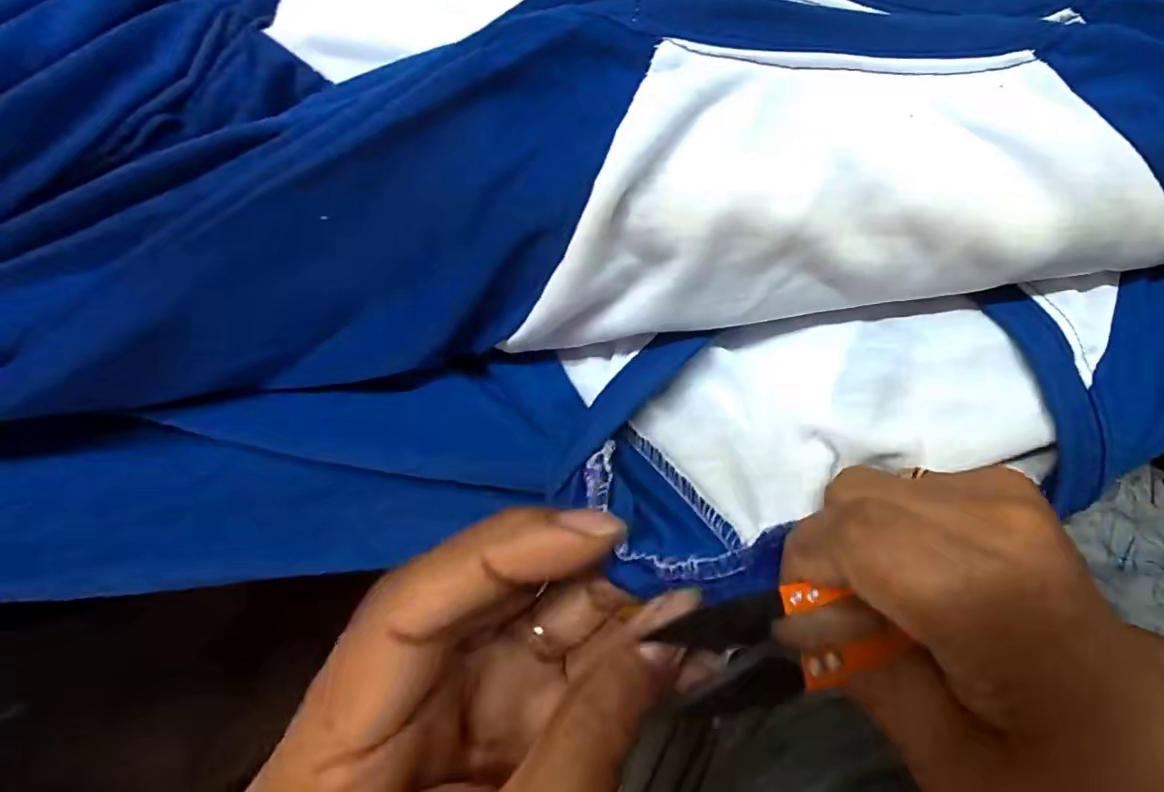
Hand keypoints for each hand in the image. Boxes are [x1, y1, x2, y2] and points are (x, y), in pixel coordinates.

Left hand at [251, 507, 702, 791]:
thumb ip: (590, 732)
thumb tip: (675, 626)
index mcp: (341, 750)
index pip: (408, 609)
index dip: (506, 550)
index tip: (607, 532)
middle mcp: (409, 707)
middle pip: (491, 601)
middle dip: (590, 567)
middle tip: (675, 550)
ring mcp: (474, 713)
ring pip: (553, 624)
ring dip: (634, 603)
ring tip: (704, 593)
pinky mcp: (527, 725)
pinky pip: (588, 667)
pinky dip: (643, 650)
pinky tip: (695, 645)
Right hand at [775, 466, 1163, 791]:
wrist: (1132, 711)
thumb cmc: (1048, 760)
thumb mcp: (946, 758)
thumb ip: (866, 674)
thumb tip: (798, 615)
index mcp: (984, 589)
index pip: (854, 532)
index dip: (807, 572)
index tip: (807, 629)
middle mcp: (996, 514)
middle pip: (858, 493)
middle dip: (829, 553)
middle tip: (851, 623)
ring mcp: (1006, 489)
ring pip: (880, 483)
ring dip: (864, 537)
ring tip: (895, 602)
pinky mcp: (1009, 483)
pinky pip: (915, 484)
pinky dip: (897, 524)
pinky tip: (928, 576)